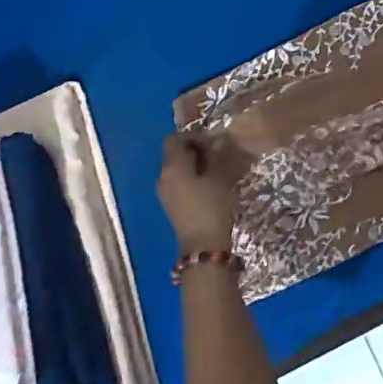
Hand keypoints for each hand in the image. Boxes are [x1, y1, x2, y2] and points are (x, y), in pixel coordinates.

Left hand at [159, 133, 243, 253]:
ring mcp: (164, 192)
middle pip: (174, 154)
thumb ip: (217, 155)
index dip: (193, 136)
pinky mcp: (170, 205)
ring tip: (216, 170)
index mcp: (172, 167)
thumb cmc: (212, 206)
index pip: (174, 139)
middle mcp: (163, 177)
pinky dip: (191, 178)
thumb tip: (219, 139)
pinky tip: (208, 186)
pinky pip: (178, 182)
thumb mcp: (219, 177)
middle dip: (195, 150)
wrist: (203, 246)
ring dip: (194, 165)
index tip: (212, 142)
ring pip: (177, 169)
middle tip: (217, 155)